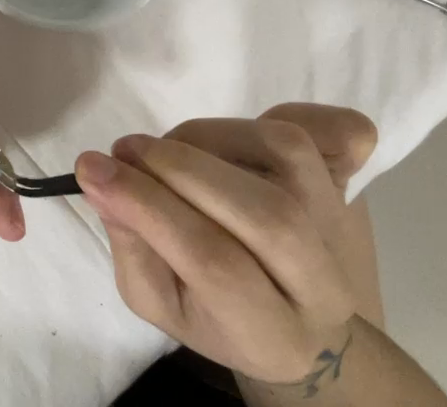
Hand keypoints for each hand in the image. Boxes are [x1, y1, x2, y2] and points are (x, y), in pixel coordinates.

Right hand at [76, 105, 377, 385]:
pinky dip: (286, 113)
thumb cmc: (225, 317)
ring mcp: (344, 224)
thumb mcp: (161, 304)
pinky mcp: (355, 182)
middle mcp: (323, 282)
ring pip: (286, 154)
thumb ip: (131, 248)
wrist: (317, 333)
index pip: (215, 263)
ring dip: (208, 137)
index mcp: (271, 332)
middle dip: (177, 167)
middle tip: (124, 152)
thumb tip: (104, 181)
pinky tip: (240, 134)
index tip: (91, 169)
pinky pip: (336, 129)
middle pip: (265, 212)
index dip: (147, 206)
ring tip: (171, 149)